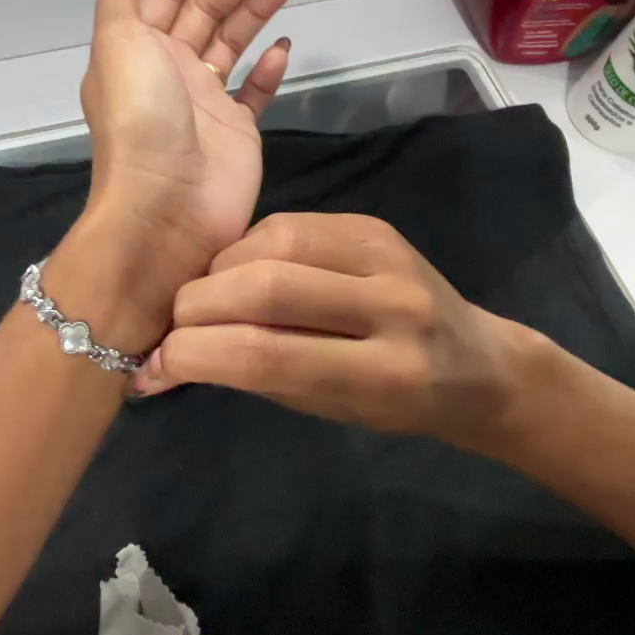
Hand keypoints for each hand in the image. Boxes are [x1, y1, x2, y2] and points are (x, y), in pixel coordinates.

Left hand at [79, 0, 299, 283]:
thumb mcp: (118, 48)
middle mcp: (169, 70)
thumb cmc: (141, 120)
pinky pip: (253, 92)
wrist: (165, 206)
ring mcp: (204, 102)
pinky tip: (282, 44)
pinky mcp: (235, 132)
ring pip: (235, 42)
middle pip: (207, 9)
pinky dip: (268, 69)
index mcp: (138, 48)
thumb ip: (119, 7)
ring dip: (259, 7)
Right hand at [136, 214, 561, 449]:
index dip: (195, 357)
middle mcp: (393, 308)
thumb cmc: (396, 407)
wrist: (478, 364)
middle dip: (197, 307)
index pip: (267, 357)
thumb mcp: (330, 410)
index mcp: (385, 376)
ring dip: (218, 272)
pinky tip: (238, 271)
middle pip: (266, 288)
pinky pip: (287, 224)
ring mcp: (386, 255)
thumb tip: (164, 362)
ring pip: (271, 244)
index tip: (156, 365)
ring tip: (206, 298)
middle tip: (174, 326)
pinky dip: (246, 249)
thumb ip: (254, 376)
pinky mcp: (372, 224)